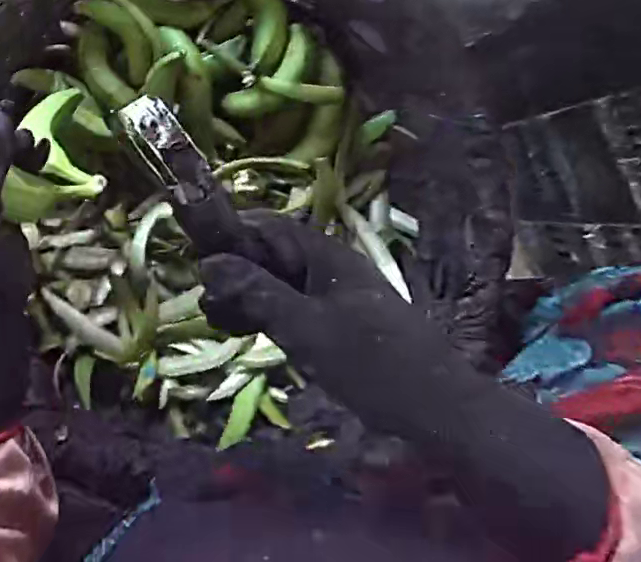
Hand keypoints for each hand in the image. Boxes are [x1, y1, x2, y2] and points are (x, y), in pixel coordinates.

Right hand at [200, 212, 609, 559]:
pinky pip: (289, 306)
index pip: (266, 225)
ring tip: (219, 319)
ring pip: (275, 282)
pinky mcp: (335, 322)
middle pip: (267, 253)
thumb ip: (255, 292)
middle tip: (206, 298)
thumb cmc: (373, 363)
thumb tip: (208, 262)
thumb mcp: (305, 328)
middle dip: (233, 270)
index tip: (197, 251)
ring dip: (245, 295)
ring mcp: (331, 295)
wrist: (443, 415)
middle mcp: (325, 266)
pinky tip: (244, 331)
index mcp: (323, 254)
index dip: (229, 232)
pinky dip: (263, 314)